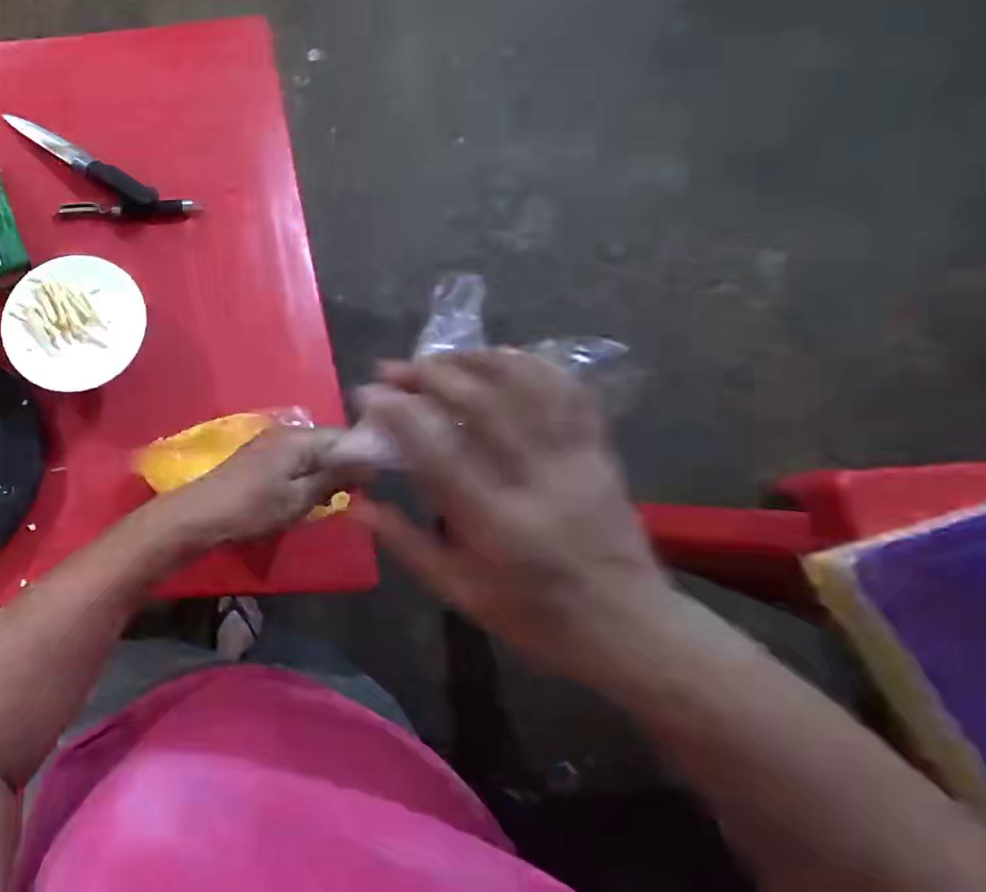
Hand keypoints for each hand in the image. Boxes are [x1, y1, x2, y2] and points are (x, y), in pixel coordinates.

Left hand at [140, 426, 350, 552]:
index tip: (381, 478)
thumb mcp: (298, 500)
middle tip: (358, 494)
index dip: (367, 455)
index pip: (347, 436)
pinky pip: (296, 460)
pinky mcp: (261, 457)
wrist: (200, 515)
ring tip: (336, 498)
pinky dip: (308, 476)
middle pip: (330, 443)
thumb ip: (333, 479)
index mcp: (300, 438)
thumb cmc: (252, 509)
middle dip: (347, 465)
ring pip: (313, 453)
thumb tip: (367, 464)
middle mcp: (287, 432)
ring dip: (327, 473)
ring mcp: (271, 443)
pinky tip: (310, 496)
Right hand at [354, 348, 669, 666]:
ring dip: (476, 360)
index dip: (399, 415)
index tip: (368, 394)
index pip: (439, 453)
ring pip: (527, 387)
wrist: (630, 627)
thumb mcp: (460, 593)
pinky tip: (499, 359)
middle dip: (430, 375)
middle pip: (483, 405)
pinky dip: (530, 366)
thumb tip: (355, 504)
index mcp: (497, 525)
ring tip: (439, 357)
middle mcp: (538, 483)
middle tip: (393, 369)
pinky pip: (569, 392)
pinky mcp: (600, 452)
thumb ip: (405, 543)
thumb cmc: (535, 616)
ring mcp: (576, 462)